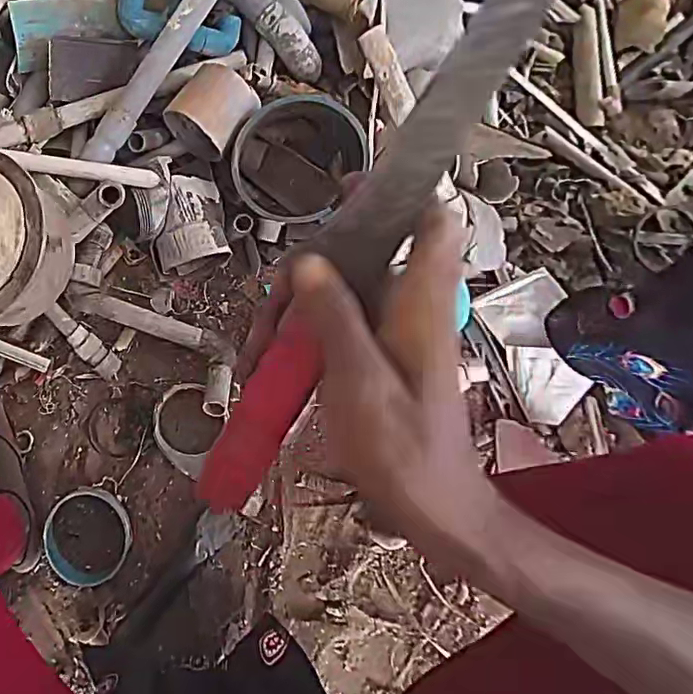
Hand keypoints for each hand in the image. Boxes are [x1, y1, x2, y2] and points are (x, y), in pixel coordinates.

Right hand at [281, 205, 501, 567]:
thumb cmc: (404, 451)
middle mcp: (406, 308)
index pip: (431, 225)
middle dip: (304, 278)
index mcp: (420, 306)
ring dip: (289, 316)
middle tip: (272, 317)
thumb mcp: (358, 382)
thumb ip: (333, 318)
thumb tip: (307, 264)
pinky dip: (296, 339)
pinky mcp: (371, 351)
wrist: (430, 506)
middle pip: (356, 258)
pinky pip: (328, 325)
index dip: (397, 195)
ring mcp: (386, 331)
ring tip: (261, 359)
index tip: (351, 187)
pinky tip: (270, 368)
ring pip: (331, 292)